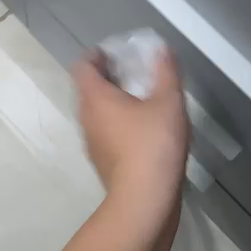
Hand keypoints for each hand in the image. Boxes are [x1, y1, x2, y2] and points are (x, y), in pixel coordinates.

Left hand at [72, 48, 190, 208]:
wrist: (145, 201)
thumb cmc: (153, 144)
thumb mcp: (168, 101)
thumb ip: (165, 71)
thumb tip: (161, 49)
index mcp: (96, 98)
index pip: (83, 66)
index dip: (96, 55)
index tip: (115, 52)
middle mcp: (86, 118)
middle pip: (88, 89)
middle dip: (107, 76)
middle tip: (132, 70)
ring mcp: (92, 143)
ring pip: (96, 112)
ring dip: (112, 100)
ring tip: (140, 97)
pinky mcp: (103, 162)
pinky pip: (105, 131)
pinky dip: (117, 122)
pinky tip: (142, 127)